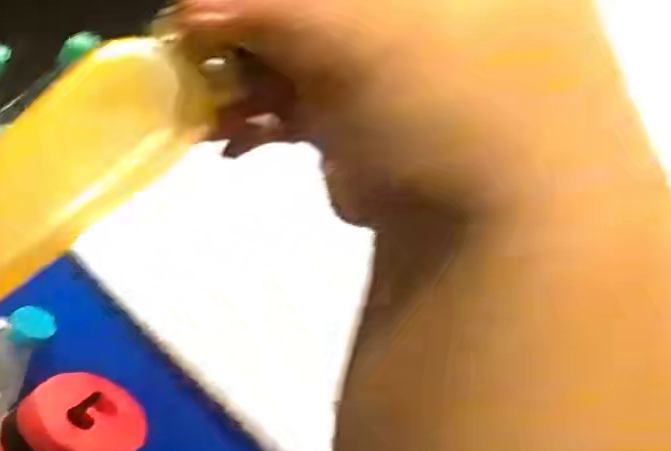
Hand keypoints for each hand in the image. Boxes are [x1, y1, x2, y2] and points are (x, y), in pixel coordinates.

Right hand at [176, 0, 641, 224]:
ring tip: (208, 122)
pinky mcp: (362, 110)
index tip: (199, 21)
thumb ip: (273, 14)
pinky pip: (295, 100)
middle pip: (303, 8)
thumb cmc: (450, 105)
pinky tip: (231, 143)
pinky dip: (257, 119)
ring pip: (292, 53)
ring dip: (240, 86)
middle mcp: (421, 0)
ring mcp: (392, 54)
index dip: (252, 0)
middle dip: (242, 39)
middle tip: (195, 71)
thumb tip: (183, 7)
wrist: (486, 210)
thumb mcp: (364, 40)